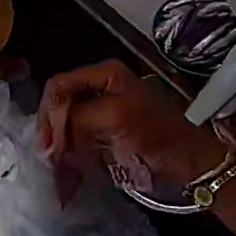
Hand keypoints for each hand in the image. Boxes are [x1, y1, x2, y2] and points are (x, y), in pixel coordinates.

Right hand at [37, 61, 226, 187]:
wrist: (187, 159)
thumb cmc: (155, 133)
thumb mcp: (114, 115)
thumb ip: (79, 113)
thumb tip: (54, 126)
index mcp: (104, 73)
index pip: (60, 85)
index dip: (50, 110)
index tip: (50, 139)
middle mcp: (99, 84)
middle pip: (59, 101)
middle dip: (51, 126)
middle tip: (48, 152)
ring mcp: (101, 105)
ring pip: (64, 119)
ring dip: (57, 139)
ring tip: (55, 161)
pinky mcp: (103, 125)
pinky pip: (75, 132)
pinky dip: (68, 147)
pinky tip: (65, 162)